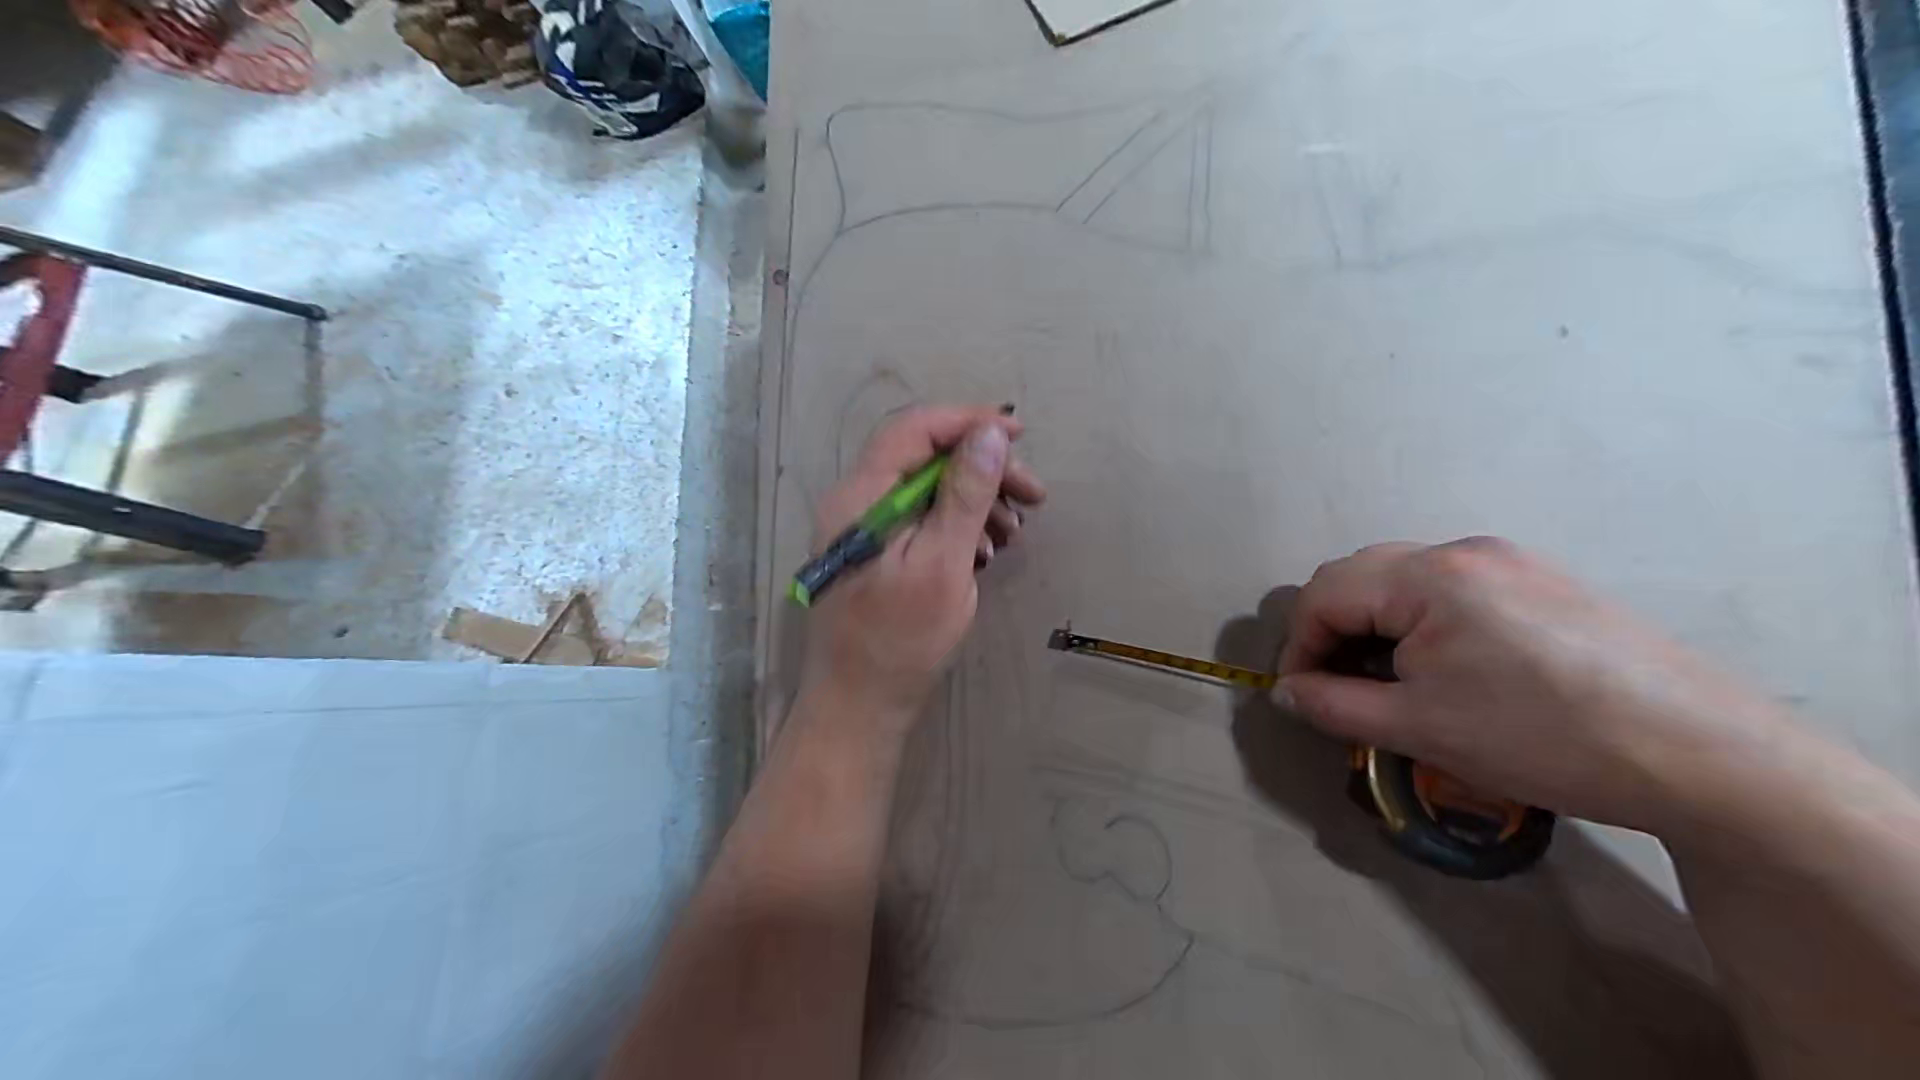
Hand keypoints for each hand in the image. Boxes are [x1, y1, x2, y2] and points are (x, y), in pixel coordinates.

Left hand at [799, 405, 1046, 733]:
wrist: (860, 705)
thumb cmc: (901, 640)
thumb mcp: (943, 563)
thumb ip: (965, 494)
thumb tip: (990, 434)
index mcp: (862, 495)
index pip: (914, 429)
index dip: (968, 423)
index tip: (1018, 435)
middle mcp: (858, 502)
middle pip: (925, 458)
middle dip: (983, 469)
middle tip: (1033, 495)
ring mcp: (867, 529)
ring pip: (929, 491)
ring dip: (977, 501)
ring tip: (1014, 531)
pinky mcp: (880, 553)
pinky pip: (924, 521)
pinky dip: (959, 528)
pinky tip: (986, 551)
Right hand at [1276, 537, 1807, 835]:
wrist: (1711, 758)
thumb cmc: (1543, 737)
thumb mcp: (1418, 727)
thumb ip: (1333, 704)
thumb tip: (1285, 692)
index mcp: (1428, 575)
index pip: (1323, 594)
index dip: (1297, 645)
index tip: (1300, 695)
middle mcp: (1463, 551)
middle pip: (1357, 574)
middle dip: (1329, 628)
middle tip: (1334, 683)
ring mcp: (1509, 561)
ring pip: (1400, 577)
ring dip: (1372, 622)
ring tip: (1384, 676)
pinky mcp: (1542, 581)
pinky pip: (1448, 586)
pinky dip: (1416, 618)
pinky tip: (1442, 662)